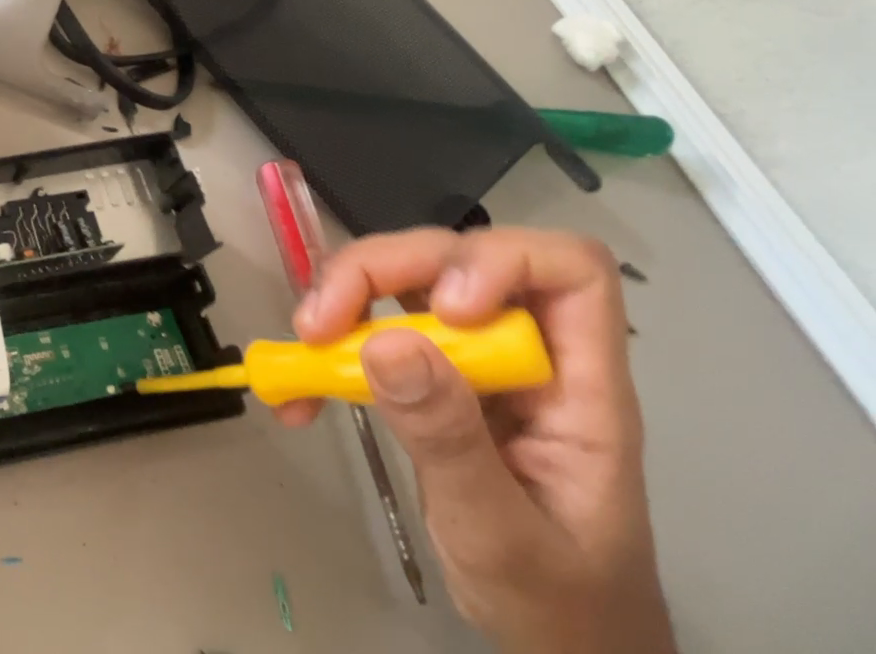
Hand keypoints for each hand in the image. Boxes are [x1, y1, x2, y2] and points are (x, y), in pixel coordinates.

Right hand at [282, 228, 674, 653]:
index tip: (437, 307)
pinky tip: (299, 395)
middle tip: (316, 323)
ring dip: (344, 303)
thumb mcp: (500, 533)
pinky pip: (376, 337)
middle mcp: (526, 356)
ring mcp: (476, 367)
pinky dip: (328, 355)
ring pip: (408, 287)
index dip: (496, 262)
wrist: (559, 644)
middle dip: (379, 273)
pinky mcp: (434, 384)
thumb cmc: (556, 601)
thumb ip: (449, 441)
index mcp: (579, 385)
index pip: (565, 270)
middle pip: (458, 262)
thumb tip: (385, 345)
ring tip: (301, 348)